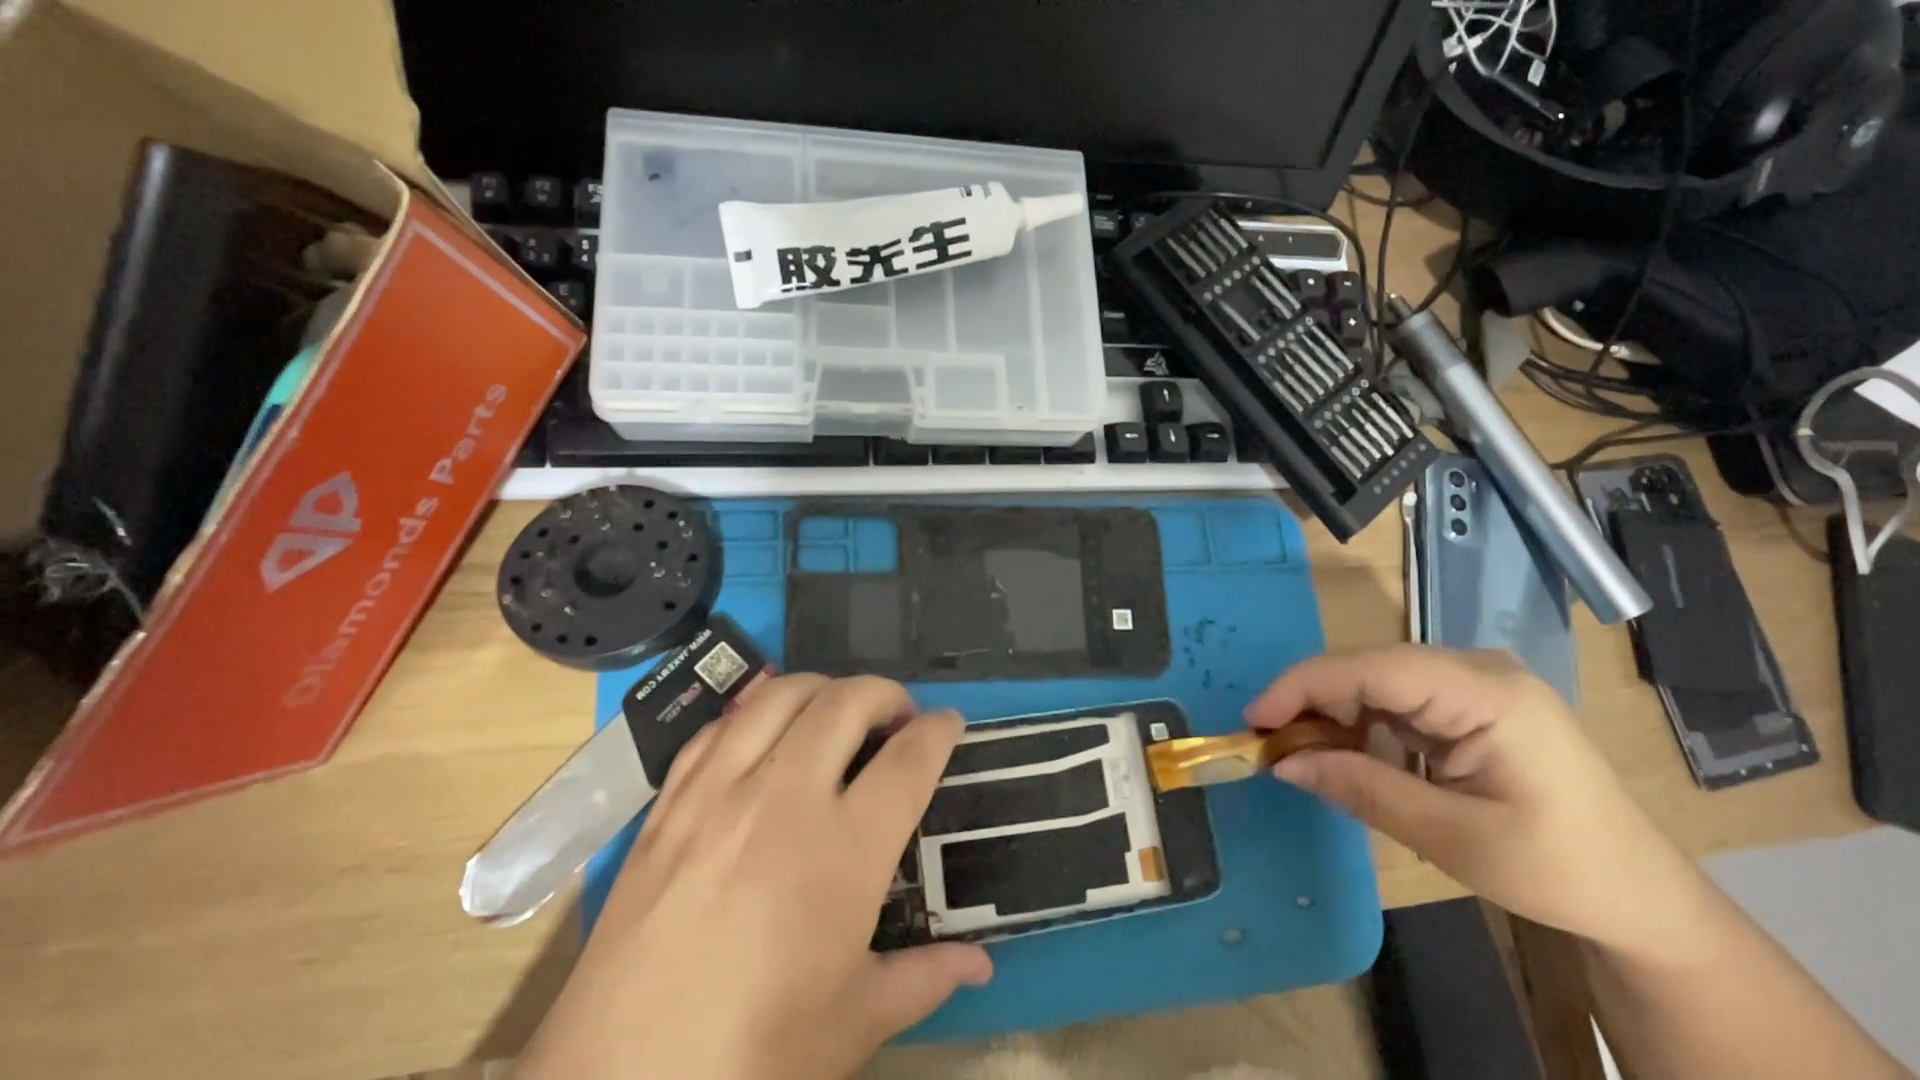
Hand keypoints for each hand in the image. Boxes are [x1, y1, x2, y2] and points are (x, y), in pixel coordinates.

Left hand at [519, 674, 991, 1079]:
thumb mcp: (856, 1019)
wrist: (627, 1075)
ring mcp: (718, 792)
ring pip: (776, 698)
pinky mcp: (668, 804)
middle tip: (897, 718)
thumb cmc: (758, 1049)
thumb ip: (925, 978)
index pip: (908, 760)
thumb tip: (980, 965)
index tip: (949, 725)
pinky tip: (760, 734)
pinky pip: (716, 728)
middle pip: (845, 704)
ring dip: (820, 689)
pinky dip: (751, 713)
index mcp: (846, 847)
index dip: (938, 731)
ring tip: (834, 712)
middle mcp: (784, 797)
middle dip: (884, 694)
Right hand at [1247, 645, 1709, 959]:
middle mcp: (1481, 671)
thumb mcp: (1451, 837)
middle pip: (1372, 667)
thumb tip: (1284, 762)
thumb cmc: (1555, 868)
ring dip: (1336, 715)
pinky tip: (1350, 757)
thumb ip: (1363, 789)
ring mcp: (1482, 685)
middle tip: (1272, 748)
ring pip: (1381, 680)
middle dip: (1314, 701)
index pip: (1372, 667)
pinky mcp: (1477, 705)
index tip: (1252, 720)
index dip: (1302, 685)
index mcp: (1487, 693)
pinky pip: (1402, 699)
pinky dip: (1366, 725)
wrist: (1638, 894)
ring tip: (1306, 758)